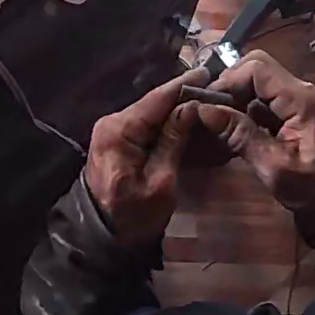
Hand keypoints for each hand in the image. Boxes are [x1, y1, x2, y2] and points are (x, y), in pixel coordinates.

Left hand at [84, 69, 204, 247]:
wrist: (100, 240)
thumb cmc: (132, 216)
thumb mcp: (160, 182)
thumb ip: (173, 141)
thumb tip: (190, 107)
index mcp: (119, 130)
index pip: (157, 100)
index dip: (184, 86)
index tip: (209, 73)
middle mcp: (112, 122)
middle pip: (153, 103)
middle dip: (182, 96)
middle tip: (214, 89)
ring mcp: (112, 130)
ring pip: (150, 112)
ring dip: (175, 107)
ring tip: (205, 99)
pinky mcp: (116, 140)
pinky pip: (145, 124)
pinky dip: (165, 121)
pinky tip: (185, 117)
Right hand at [189, 51, 314, 218]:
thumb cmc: (314, 186)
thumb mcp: (274, 167)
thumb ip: (241, 136)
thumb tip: (205, 111)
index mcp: (299, 99)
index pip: (256, 68)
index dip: (228, 80)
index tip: (208, 104)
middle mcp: (299, 90)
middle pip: (256, 67)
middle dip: (230, 85)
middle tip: (213, 111)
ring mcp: (296, 98)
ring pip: (257, 81)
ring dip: (236, 96)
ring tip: (218, 122)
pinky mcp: (292, 109)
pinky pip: (262, 96)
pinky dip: (245, 107)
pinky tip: (234, 128)